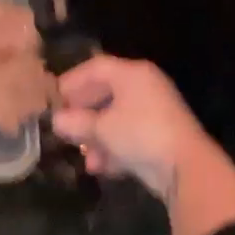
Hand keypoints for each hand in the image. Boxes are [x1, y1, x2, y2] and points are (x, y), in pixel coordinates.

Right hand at [51, 55, 234, 234]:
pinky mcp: (155, 135)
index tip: (52, 99)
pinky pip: (125, 136)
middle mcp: (143, 87)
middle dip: (82, 115)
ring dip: (94, 138)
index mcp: (132, 75)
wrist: (182, 164)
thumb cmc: (138, 135)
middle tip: (63, 129)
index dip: (71, 81)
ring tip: (84, 157)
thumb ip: (76, 122)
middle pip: (104, 94)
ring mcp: (151, 111)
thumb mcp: (101, 129)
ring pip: (113, 119)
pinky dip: (111, 149)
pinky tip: (101, 167)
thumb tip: (56, 120)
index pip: (95, 67)